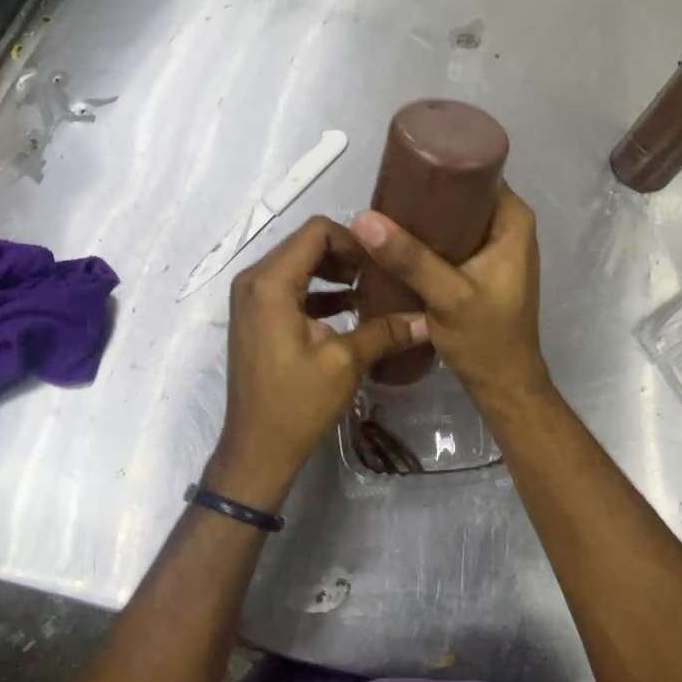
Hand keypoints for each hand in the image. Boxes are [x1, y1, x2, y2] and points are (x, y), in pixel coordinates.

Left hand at [210, 217, 427, 510]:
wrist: (257, 450)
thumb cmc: (296, 403)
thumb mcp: (345, 363)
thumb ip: (385, 331)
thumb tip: (430, 318)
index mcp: (271, 283)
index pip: (317, 232)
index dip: (354, 241)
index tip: (381, 266)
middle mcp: (254, 280)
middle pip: (306, 244)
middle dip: (347, 255)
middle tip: (381, 277)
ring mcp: (251, 299)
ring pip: (299, 264)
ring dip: (334, 272)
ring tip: (371, 292)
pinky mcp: (256, 317)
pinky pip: (290, 286)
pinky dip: (320, 290)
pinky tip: (351, 310)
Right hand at [351, 186, 551, 412]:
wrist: (504, 384)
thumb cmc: (485, 338)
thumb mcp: (447, 295)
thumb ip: (409, 258)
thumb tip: (363, 218)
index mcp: (514, 222)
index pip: (481, 172)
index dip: (445, 164)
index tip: (405, 167)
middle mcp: (511, 228)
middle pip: (466, 193)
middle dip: (430, 191)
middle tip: (388, 193)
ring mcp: (499, 249)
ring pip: (459, 217)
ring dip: (429, 215)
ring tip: (389, 212)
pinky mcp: (485, 268)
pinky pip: (456, 238)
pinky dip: (433, 236)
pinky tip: (402, 240)